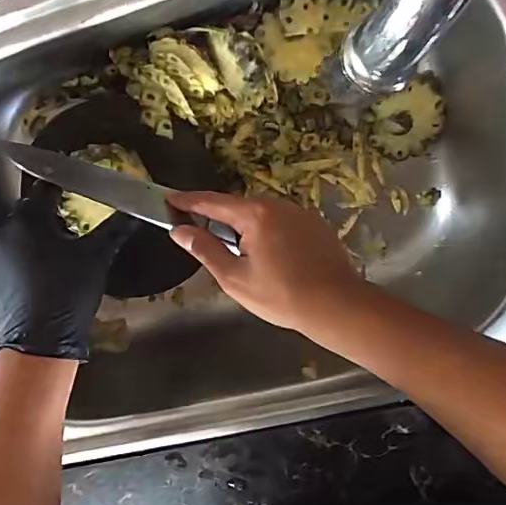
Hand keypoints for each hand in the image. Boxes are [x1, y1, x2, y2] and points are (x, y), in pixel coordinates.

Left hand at [0, 188, 134, 359]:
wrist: (40, 340)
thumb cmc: (68, 292)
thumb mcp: (97, 257)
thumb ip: (115, 229)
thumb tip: (133, 212)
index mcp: (28, 219)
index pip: (46, 188)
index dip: (64, 186)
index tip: (78, 188)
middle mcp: (5, 232)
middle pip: (31, 210)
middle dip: (53, 212)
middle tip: (77, 220)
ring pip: (21, 233)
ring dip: (40, 235)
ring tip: (66, 246)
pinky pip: (14, 255)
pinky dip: (30, 255)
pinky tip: (50, 269)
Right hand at [166, 191, 371, 334]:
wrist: (336, 304)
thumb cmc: (281, 295)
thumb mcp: (235, 277)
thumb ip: (205, 250)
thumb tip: (179, 230)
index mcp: (255, 214)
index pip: (212, 202)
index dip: (188, 201)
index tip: (169, 199)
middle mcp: (279, 205)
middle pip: (238, 207)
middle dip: (217, 217)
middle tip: (198, 231)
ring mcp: (300, 213)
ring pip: (262, 215)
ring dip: (244, 227)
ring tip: (235, 252)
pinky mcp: (315, 226)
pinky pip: (281, 223)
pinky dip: (267, 233)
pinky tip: (268, 257)